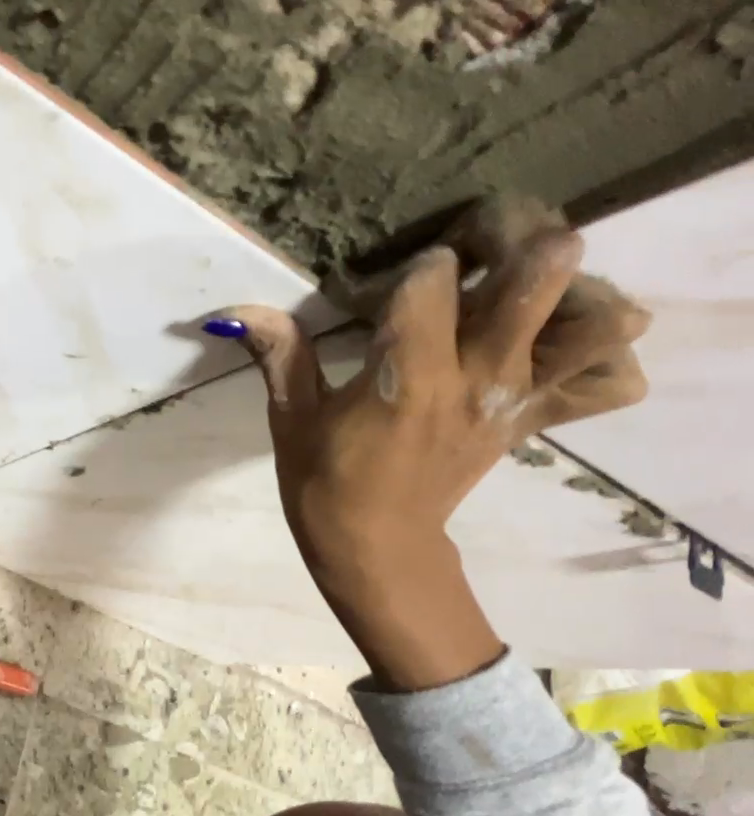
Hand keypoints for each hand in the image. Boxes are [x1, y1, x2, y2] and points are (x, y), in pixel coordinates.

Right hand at [208, 219, 650, 689]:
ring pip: (605, 318)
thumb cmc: (322, 481)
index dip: (406, 267)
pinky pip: (612, 380)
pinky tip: (552, 349)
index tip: (377, 291)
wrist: (375, 545)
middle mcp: (480, 376)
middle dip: (513, 236)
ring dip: (573, 291)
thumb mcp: (290, 417)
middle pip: (546, 267)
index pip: (434, 277)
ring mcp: (520, 398)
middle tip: (476, 245)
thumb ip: (279, 353)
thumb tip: (235, 310)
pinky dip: (600, 356)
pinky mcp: (539, 419)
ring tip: (523, 294)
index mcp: (409, 375)